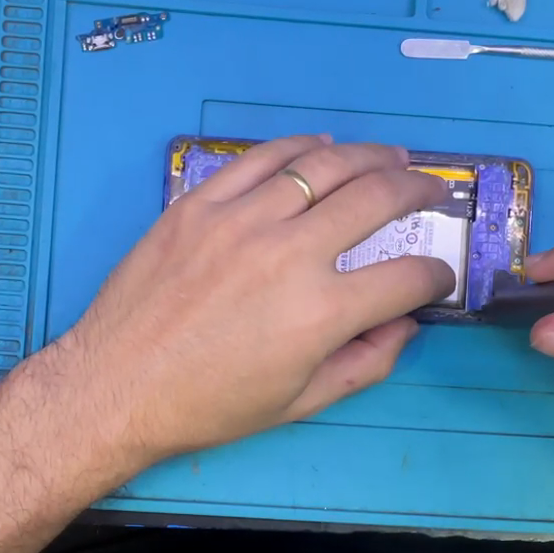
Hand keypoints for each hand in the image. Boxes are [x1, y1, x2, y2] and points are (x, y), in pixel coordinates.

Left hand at [47, 135, 453, 465]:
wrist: (117, 385)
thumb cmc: (209, 405)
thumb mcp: (299, 403)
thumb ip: (366, 363)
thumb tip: (405, 325)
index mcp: (322, 312)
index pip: (408, 277)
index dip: (436, 276)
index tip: (436, 276)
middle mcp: (290, 253)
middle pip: (378, 198)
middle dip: (420, 191)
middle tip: (433, 191)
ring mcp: (241, 219)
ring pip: (323, 164)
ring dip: (370, 156)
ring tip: (392, 158)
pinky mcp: (201, 202)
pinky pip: (261, 158)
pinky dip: (300, 146)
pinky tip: (321, 146)